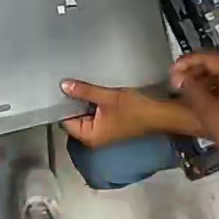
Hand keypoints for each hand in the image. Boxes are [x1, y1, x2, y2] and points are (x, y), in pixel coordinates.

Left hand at [59, 81, 199, 146]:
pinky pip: (95, 112)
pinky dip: (93, 102)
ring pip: (85, 113)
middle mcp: (94, 136)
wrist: (163, 114)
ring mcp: (103, 130)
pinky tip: (91, 88)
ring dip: (83, 100)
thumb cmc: (137, 109)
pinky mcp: (111, 123)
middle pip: (75, 117)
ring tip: (76, 82)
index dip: (61, 104)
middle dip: (72, 101)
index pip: (66, 121)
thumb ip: (85, 91)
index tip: (55, 88)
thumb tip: (63, 85)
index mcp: (90, 135)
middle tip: (65, 81)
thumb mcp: (108, 97)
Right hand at [169, 53, 218, 166]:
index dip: (186, 62)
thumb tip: (181, 78)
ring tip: (188, 90)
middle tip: (177, 82)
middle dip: (195, 71)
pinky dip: (218, 87)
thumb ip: (193, 90)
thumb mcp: (211, 114)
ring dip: (206, 79)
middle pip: (218, 64)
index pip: (208, 58)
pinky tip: (206, 97)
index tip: (171, 72)